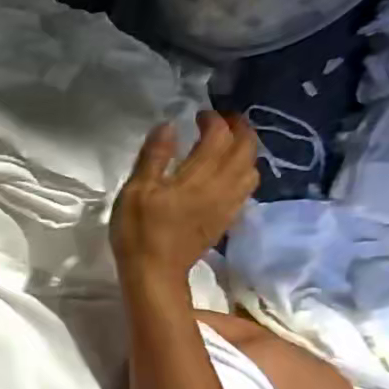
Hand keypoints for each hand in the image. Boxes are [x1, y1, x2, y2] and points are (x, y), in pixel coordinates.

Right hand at [111, 111, 260, 281]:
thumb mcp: (136, 190)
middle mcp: (221, 187)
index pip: (218, 137)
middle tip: (223, 120)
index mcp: (198, 176)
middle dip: (239, 129)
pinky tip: (229, 174)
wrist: (155, 274)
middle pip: (245, 149)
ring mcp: (227, 205)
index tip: (199, 114)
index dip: (213, 120)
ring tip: (229, 144)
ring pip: (251, 169)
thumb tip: (170, 125)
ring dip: (246, 150)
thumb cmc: (139, 231)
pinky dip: (244, 172)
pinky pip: (247, 189)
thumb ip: (154, 156)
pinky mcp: (226, 220)